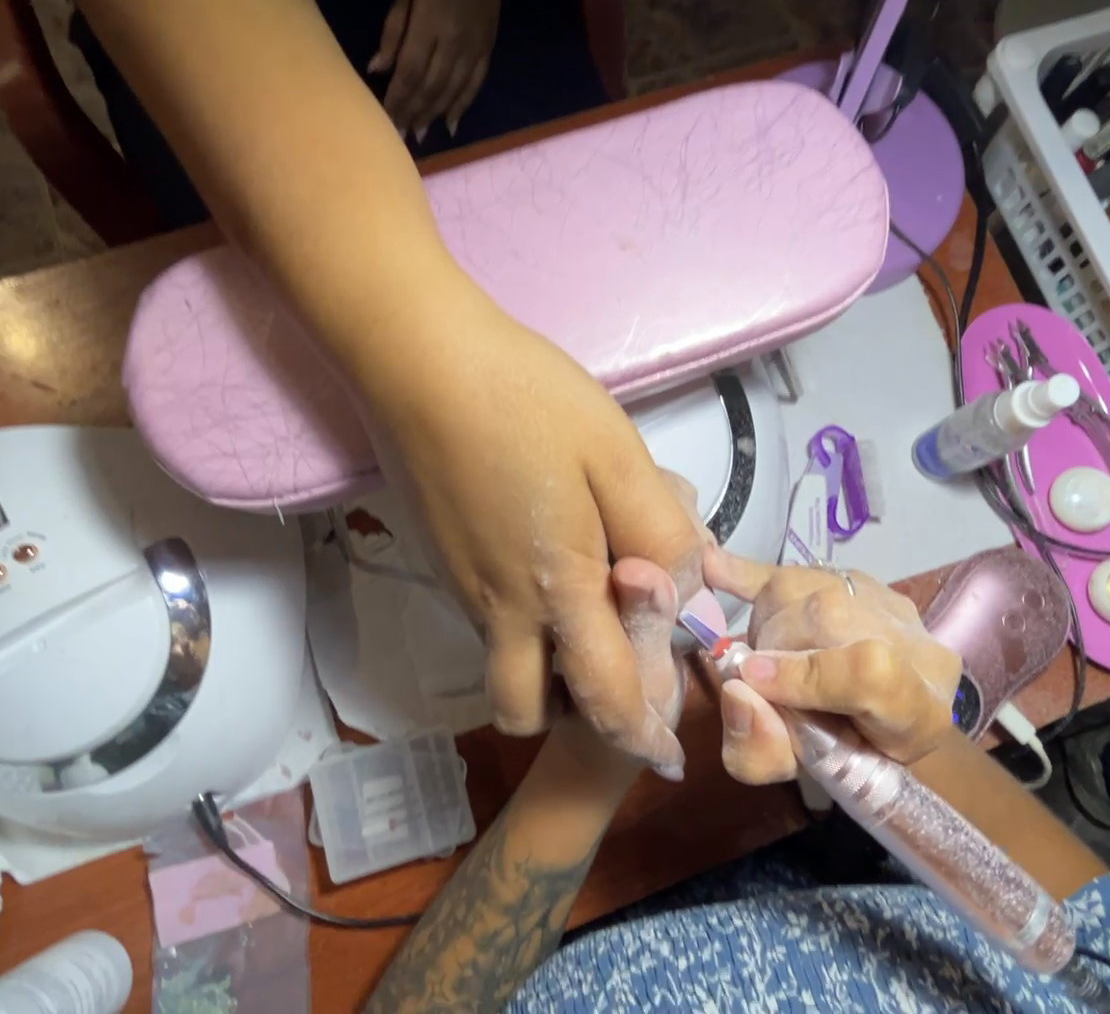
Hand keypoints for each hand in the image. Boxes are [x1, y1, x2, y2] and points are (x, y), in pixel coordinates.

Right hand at [362, 310, 702, 779]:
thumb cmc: (527, 403)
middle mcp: (500, 611)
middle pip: (528, 713)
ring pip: (505, 670)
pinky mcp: (443, 563)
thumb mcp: (616, 456)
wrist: (419, 364)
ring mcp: (462, 590)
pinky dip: (524, 625)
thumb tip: (690, 596)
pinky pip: (487, 627)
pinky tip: (550, 559)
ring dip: (550, 669)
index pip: (602, 700)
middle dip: (576, 715)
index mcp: (556, 591)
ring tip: (589, 607)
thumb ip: (660, 534)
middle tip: (617, 667)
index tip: (666, 746)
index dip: (640, 734)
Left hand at [368, 0, 508, 141]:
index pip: (409, 73)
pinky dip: (462, 107)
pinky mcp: (488, 51)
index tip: (386, 121)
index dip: (397, 100)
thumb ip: (393, 31)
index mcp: (430, 23)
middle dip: (413, 113)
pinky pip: (474, 86)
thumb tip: (377, 69)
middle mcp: (454, 42)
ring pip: (451, 92)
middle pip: (430, 88)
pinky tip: (451, 125)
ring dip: (434, 116)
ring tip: (420, 135)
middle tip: (400, 137)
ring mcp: (474, 49)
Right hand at [703, 547, 961, 784]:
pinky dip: (744, 569)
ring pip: (802, 587)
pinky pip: (791, 567)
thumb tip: (736, 692)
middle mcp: (915, 645)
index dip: (805, 674)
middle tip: (758, 679)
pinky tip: (711, 566)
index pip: (870, 673)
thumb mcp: (800, 775)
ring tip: (767, 653)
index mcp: (920, 712)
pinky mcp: (852, 575)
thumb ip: (763, 751)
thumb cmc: (840, 754)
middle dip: (772, 647)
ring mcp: (886, 601)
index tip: (754, 681)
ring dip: (764, 621)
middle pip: (825, 617)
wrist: (873, 719)